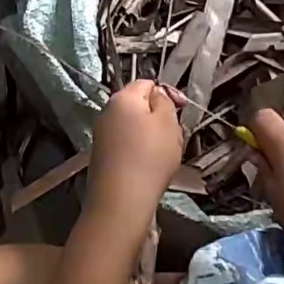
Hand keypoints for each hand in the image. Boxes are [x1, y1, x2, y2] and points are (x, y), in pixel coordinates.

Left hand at [86, 80, 185, 226]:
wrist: (121, 200)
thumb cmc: (149, 157)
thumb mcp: (167, 123)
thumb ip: (164, 101)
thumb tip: (156, 94)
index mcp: (123, 98)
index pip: (147, 83)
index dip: (167, 93)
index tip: (182, 110)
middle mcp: (107, 112)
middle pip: (139, 106)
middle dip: (159, 117)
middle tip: (174, 135)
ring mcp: (101, 134)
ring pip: (133, 127)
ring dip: (150, 136)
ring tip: (164, 155)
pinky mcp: (101, 156)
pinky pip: (125, 145)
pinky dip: (139, 151)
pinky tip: (148, 168)